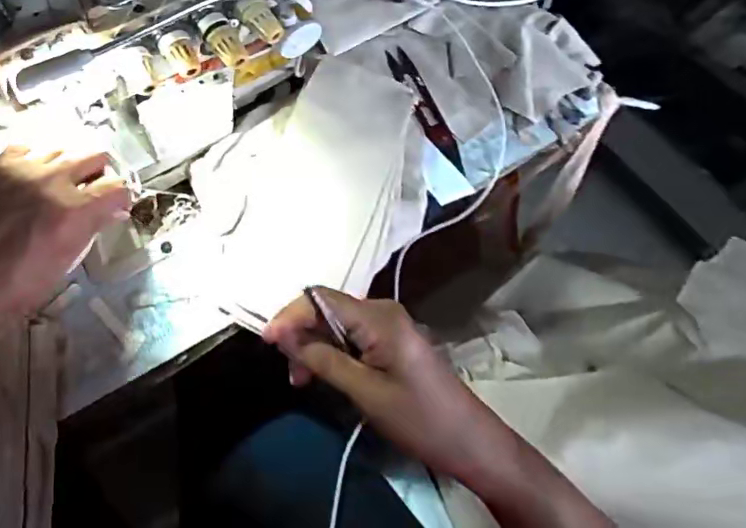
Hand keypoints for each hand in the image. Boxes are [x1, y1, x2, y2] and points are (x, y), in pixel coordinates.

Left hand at [0, 146, 130, 330]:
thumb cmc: (12, 294)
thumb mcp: (62, 266)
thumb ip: (87, 230)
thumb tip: (107, 211)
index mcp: (72, 211)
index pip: (116, 187)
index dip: (121, 198)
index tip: (117, 206)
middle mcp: (50, 180)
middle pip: (93, 156)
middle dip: (100, 174)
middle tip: (93, 193)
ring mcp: (20, 169)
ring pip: (61, 149)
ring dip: (68, 165)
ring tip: (60, 186)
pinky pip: (26, 149)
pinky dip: (35, 160)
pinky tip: (30, 179)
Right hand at [262, 287, 489, 474]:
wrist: (477, 447)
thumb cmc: (421, 420)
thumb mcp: (365, 393)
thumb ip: (322, 359)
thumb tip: (282, 335)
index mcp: (378, 316)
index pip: (319, 298)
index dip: (290, 315)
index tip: (268, 341)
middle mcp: (381, 310)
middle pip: (326, 309)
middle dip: (301, 335)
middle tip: (289, 370)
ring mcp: (388, 324)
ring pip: (335, 323)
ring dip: (314, 347)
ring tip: (302, 379)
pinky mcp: (391, 341)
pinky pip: (350, 335)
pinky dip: (332, 352)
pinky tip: (324, 375)